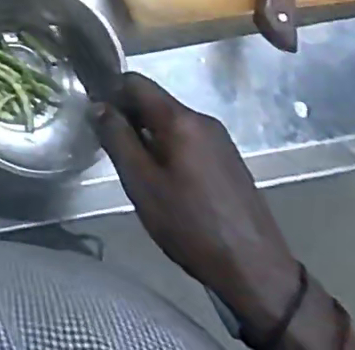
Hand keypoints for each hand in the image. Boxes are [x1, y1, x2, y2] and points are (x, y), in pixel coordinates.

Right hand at [93, 73, 301, 333]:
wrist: (256, 272)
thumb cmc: (191, 224)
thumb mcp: (141, 182)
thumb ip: (116, 138)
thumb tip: (98, 106)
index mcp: (181, 119)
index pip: (135, 82)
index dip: (111, 93)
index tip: (98, 119)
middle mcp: (203, 119)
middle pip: (154, 102)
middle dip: (129, 118)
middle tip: (115, 151)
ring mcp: (220, 139)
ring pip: (171, 122)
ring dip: (149, 135)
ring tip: (140, 172)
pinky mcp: (229, 160)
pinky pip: (189, 139)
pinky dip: (170, 149)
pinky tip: (168, 183)